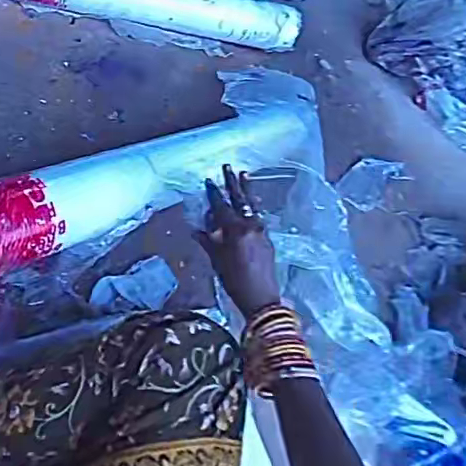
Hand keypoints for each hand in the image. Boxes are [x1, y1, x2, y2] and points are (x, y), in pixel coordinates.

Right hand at [196, 165, 281, 317]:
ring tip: (244, 175)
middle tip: (229, 167)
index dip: (214, 194)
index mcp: (235, 229)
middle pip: (241, 199)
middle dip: (233, 183)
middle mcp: (250, 225)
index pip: (222, 206)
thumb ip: (208, 241)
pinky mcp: (268, 239)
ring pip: (253, 206)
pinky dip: (253, 207)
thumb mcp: (217, 261)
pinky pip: (258, 217)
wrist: (261, 298)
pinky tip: (251, 204)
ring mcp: (262, 231)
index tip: (209, 181)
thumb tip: (198, 229)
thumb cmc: (235, 281)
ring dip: (247, 191)